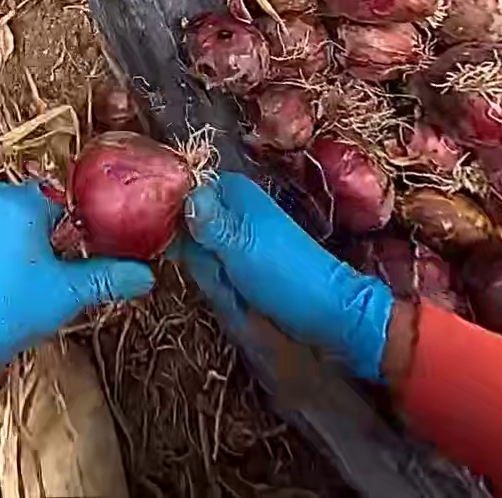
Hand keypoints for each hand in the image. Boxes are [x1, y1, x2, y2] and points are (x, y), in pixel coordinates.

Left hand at [0, 182, 155, 410]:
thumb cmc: (1, 309)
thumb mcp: (63, 295)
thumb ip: (107, 278)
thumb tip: (145, 275)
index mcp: (24, 200)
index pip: (70, 205)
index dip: (78, 236)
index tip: (78, 261)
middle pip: (46, 209)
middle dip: (55, 240)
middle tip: (56, 275)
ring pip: (22, 219)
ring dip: (32, 243)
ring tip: (31, 279)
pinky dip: (9, 245)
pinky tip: (9, 278)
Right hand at [172, 172, 392, 383]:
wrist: (326, 311)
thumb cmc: (284, 273)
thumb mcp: (239, 246)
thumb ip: (207, 221)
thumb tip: (183, 192)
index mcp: (232, 190)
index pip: (181, 193)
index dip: (175, 220)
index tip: (178, 243)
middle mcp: (230, 208)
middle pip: (185, 228)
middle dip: (195, 255)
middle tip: (221, 273)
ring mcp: (234, 236)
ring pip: (196, 254)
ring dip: (209, 275)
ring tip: (234, 287)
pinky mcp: (239, 262)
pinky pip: (212, 271)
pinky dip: (218, 286)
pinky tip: (236, 296)